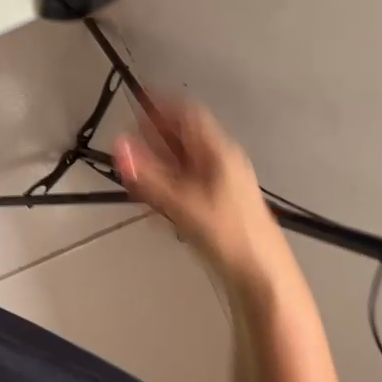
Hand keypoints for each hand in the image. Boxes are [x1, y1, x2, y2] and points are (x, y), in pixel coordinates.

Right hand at [114, 97, 286, 284]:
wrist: (263, 278)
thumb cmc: (226, 233)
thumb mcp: (182, 203)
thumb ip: (147, 175)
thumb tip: (118, 144)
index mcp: (219, 153)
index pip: (189, 115)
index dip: (163, 104)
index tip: (138, 102)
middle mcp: (222, 163)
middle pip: (185, 138)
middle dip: (155, 136)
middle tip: (127, 140)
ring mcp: (222, 185)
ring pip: (185, 163)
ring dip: (158, 162)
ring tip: (133, 170)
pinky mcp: (219, 207)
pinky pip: (188, 184)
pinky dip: (167, 184)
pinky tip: (151, 198)